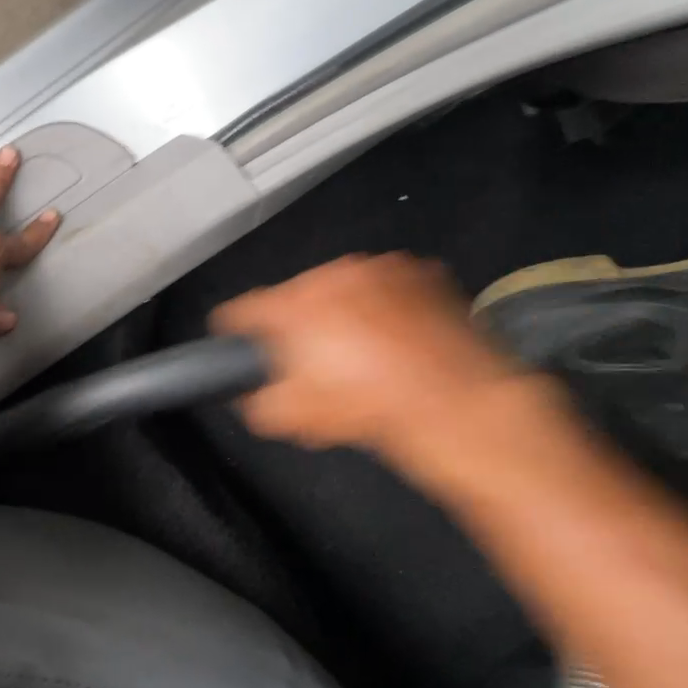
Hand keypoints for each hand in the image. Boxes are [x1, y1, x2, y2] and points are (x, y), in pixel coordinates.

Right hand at [208, 253, 524, 452]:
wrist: (454, 401)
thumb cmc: (368, 404)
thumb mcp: (287, 417)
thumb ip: (252, 399)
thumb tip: (248, 393)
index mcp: (290, 306)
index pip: (237, 310)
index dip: (232, 330)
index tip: (235, 341)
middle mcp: (330, 276)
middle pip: (292, 296)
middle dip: (296, 323)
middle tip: (311, 360)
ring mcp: (380, 269)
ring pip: (340, 289)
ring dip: (339, 312)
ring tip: (357, 353)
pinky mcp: (423, 273)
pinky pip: (386, 288)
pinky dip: (383, 308)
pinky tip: (392, 342)